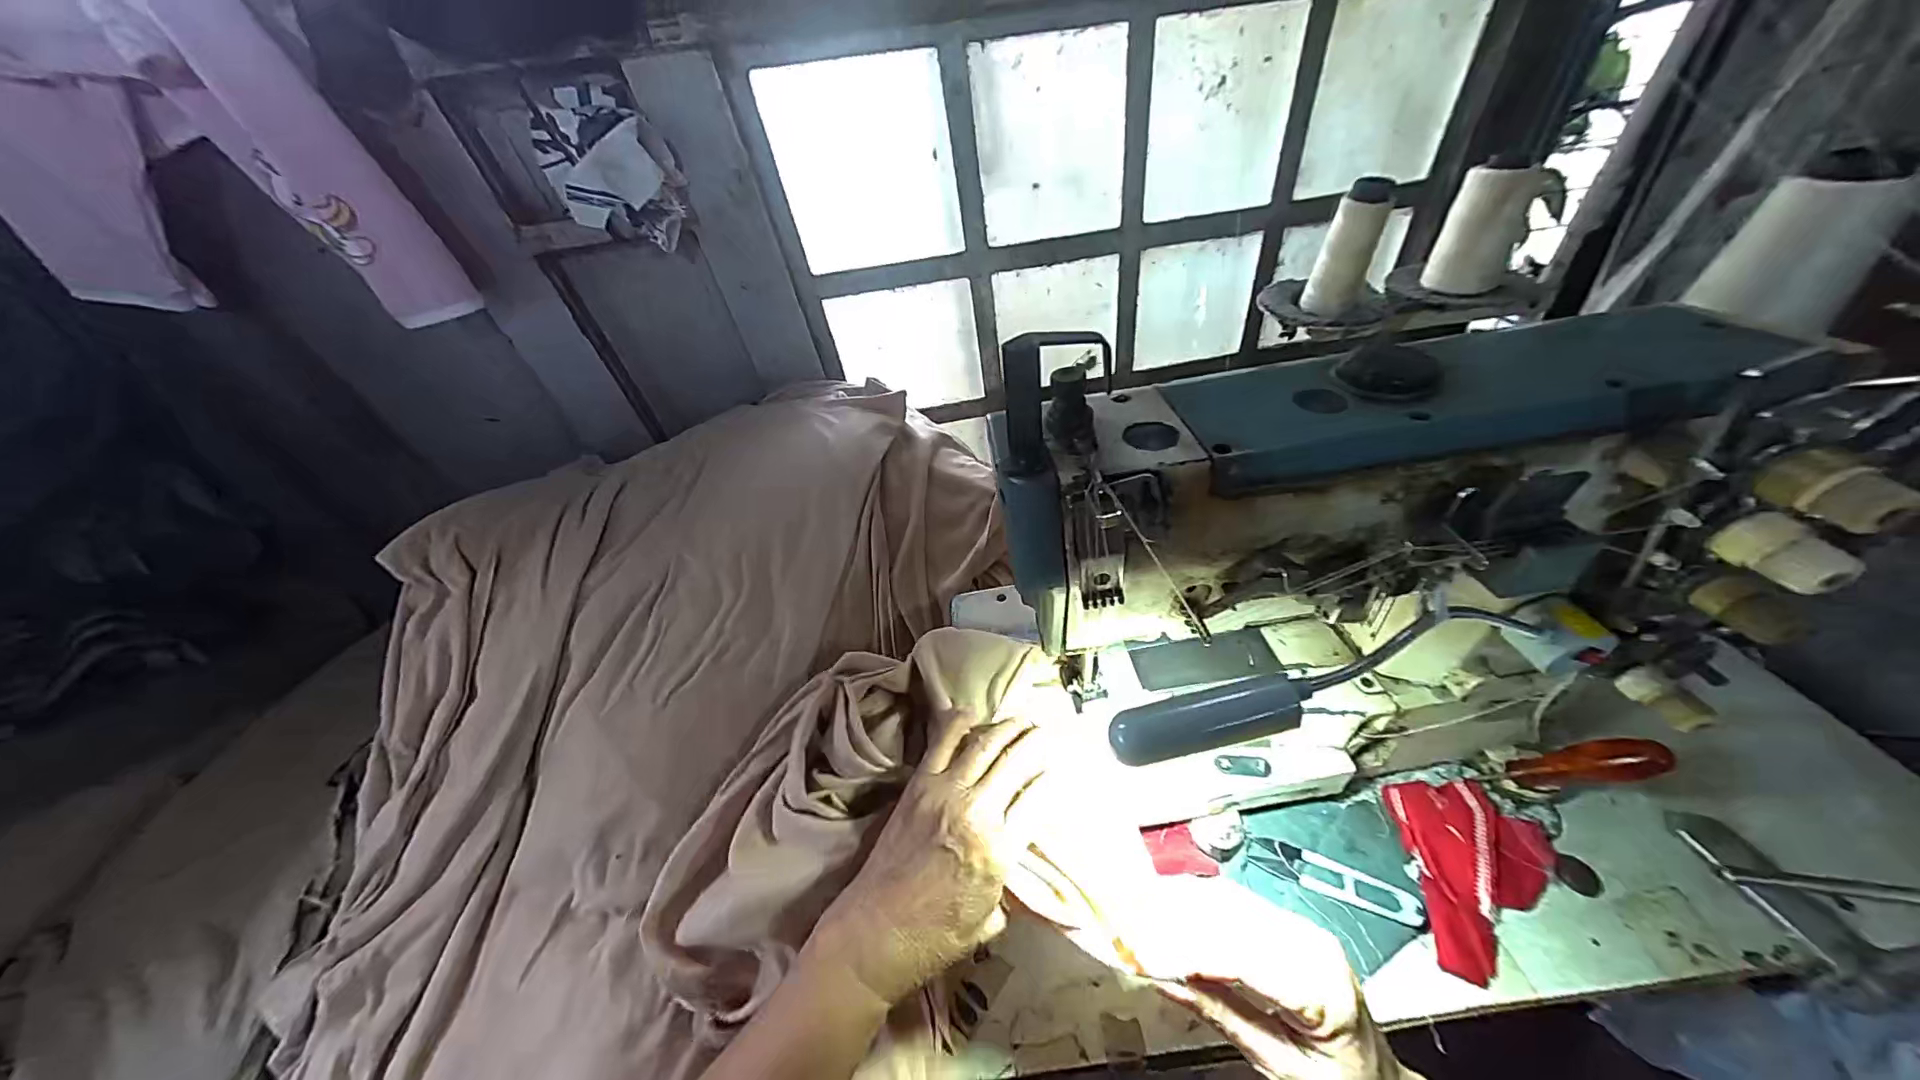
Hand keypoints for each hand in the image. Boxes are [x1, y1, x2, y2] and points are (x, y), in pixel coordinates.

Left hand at [805, 709, 1048, 1007]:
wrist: (874, 932)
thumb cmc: (936, 937)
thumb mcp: (991, 917)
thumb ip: (1012, 880)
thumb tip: (1023, 852)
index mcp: (999, 849)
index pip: (1038, 797)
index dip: (1052, 778)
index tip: (1059, 768)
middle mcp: (976, 811)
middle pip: (1016, 760)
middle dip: (1036, 741)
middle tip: (1046, 733)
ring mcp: (943, 792)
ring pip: (983, 743)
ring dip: (1007, 726)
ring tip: (1021, 719)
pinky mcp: (917, 785)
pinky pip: (942, 742)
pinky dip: (959, 722)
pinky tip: (972, 713)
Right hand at [1124, 877, 1415, 1079]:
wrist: (1373, 1073)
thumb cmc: (1337, 1078)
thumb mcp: (1279, 1065)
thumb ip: (1221, 1015)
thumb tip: (1164, 978)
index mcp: (1324, 989)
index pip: (1245, 957)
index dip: (1190, 950)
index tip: (1147, 953)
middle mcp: (1313, 943)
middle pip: (1231, 917)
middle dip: (1175, 919)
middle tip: (1128, 926)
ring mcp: (1300, 926)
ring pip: (1227, 900)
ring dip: (1178, 903)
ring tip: (1138, 912)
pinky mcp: (1285, 920)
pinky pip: (1233, 900)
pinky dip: (1195, 902)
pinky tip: (1167, 905)